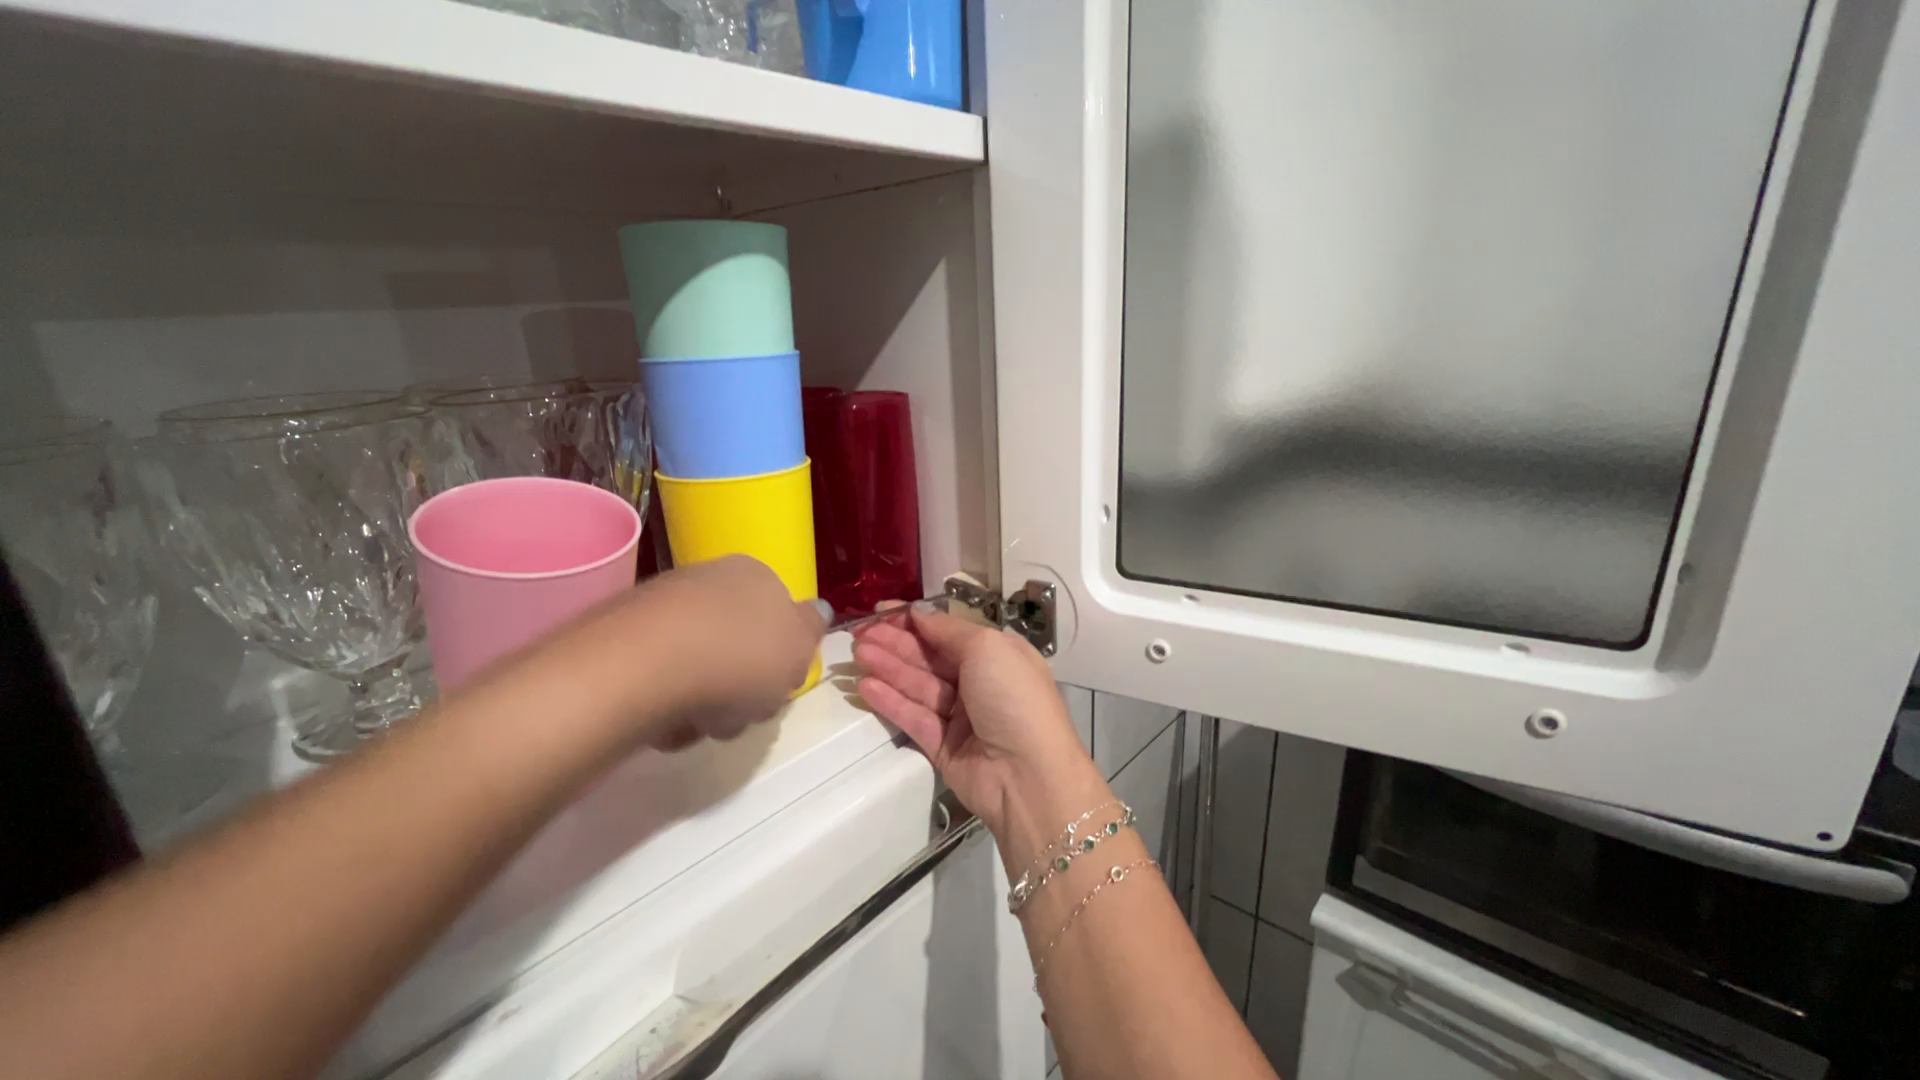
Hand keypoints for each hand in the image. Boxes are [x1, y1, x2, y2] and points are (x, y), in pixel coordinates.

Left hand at [604, 555, 824, 748]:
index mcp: (757, 575)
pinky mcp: (624, 636)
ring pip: (701, 663)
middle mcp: (710, 578)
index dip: (781, 657)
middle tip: (740, 712)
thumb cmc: (739, 657)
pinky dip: (667, 703)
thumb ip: (810, 631)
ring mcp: (664, 604)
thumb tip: (813, 613)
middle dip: (741, 684)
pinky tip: (665, 720)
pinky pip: (661, 677)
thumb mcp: (798, 648)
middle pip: (739, 642)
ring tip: (699, 722)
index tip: (774, 687)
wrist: (645, 666)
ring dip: (705, 700)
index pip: (780, 615)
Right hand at [852, 605, 1100, 840]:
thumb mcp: (987, 648)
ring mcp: (961, 717)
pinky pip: (913, 718)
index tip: (881, 613)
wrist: (1028, 775)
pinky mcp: (943, 747)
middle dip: (895, 643)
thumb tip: (919, 614)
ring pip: (917, 686)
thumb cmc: (1013, 698)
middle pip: (929, 658)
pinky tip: (866, 686)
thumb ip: (948, 630)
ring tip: (856, 654)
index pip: (948, 632)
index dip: (915, 621)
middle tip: (859, 635)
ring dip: (888, 668)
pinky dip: (890, 701)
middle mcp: (979, 683)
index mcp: (997, 655)